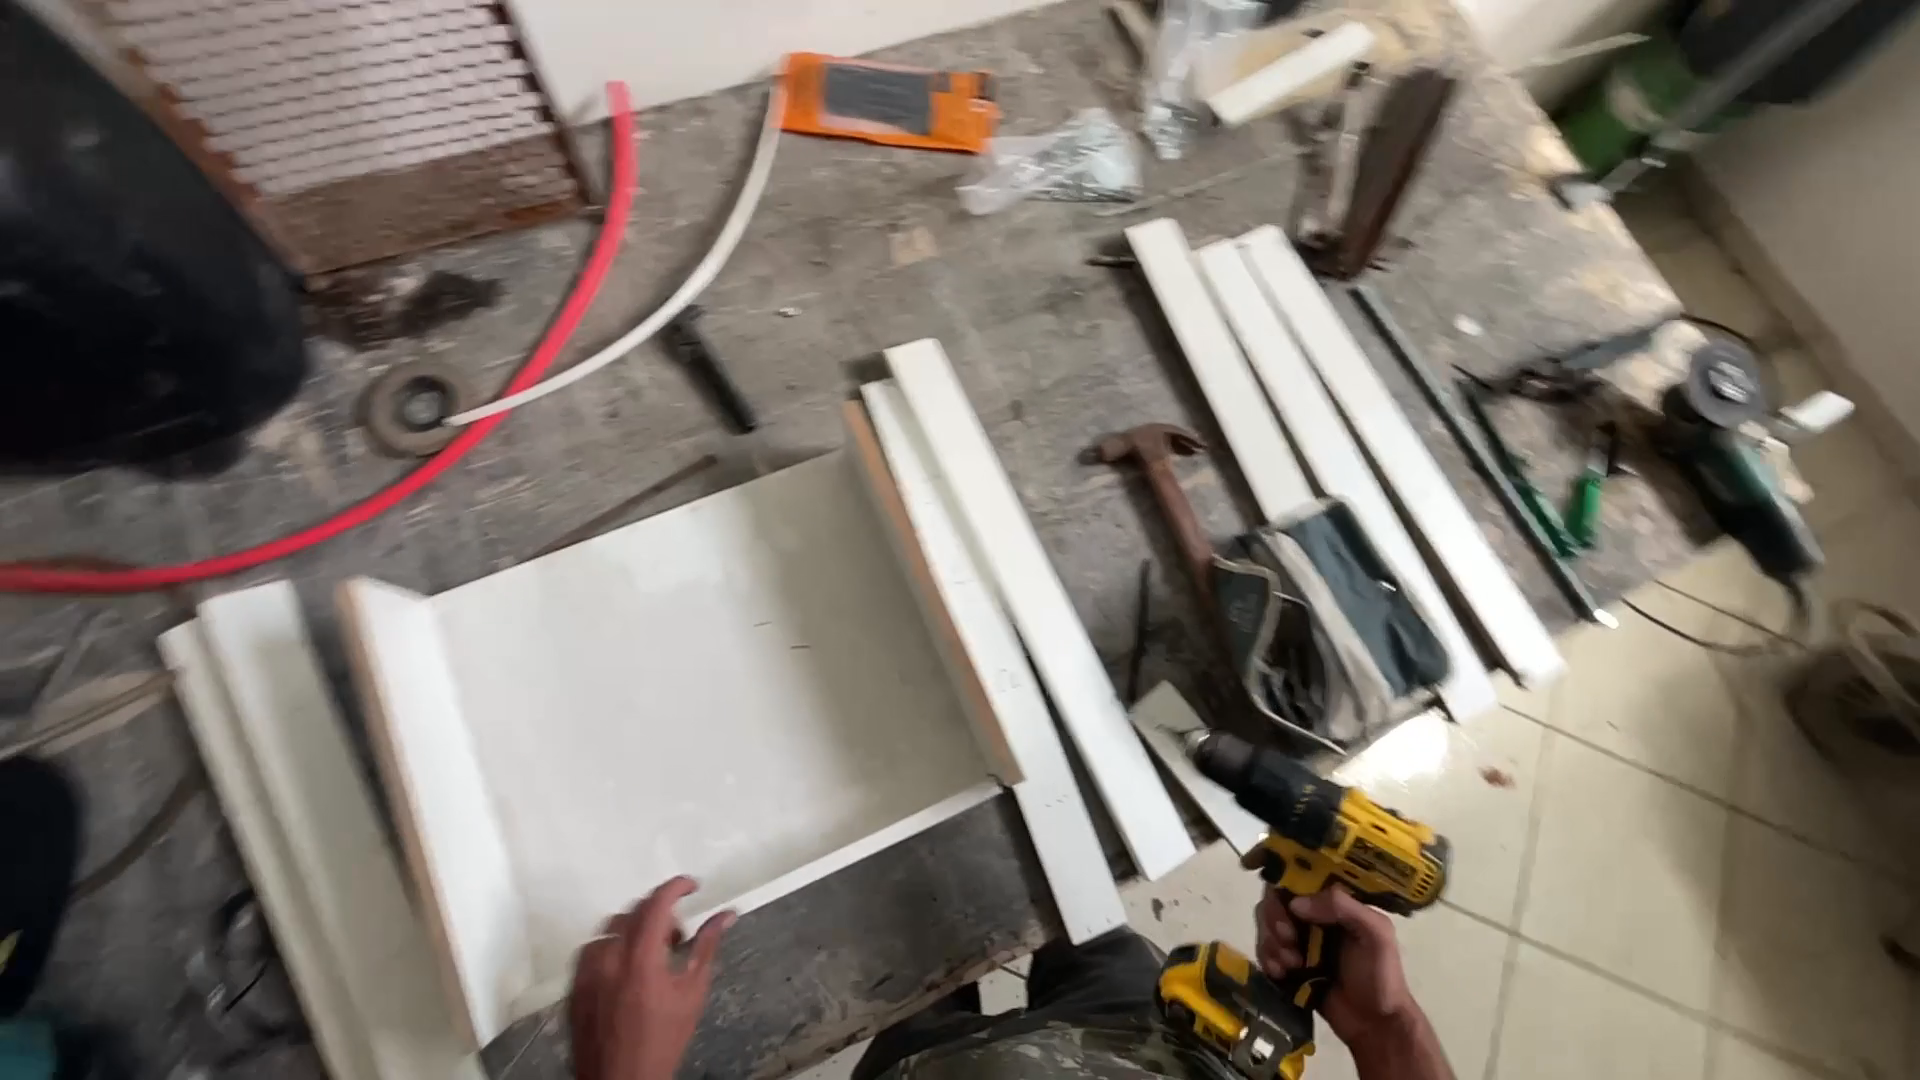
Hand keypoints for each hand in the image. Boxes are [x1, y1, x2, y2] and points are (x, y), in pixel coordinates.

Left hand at [569, 877, 735, 1079]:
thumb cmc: (663, 1041)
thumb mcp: (693, 992)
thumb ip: (706, 945)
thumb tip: (727, 914)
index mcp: (641, 958)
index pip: (657, 902)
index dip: (677, 886)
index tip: (693, 886)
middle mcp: (609, 959)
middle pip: (633, 911)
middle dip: (660, 912)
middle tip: (677, 935)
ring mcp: (586, 973)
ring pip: (609, 927)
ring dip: (634, 927)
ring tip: (651, 951)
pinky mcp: (573, 988)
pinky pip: (590, 950)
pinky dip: (611, 945)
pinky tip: (626, 966)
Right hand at [1255, 884, 1413, 1046]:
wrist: (1374, 1026)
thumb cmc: (1380, 975)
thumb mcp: (1375, 933)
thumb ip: (1341, 907)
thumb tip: (1295, 904)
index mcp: (1332, 900)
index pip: (1298, 872)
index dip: (1276, 869)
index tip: (1259, 874)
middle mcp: (1311, 912)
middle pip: (1274, 896)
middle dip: (1275, 916)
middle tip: (1289, 938)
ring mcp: (1296, 936)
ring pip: (1265, 921)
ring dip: (1272, 941)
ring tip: (1292, 965)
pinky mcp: (1285, 959)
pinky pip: (1263, 948)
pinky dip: (1267, 958)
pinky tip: (1282, 974)